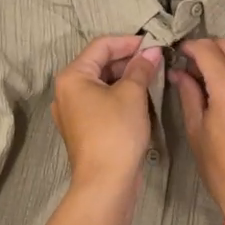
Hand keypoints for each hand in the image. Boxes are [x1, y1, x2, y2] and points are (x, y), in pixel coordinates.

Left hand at [51, 35, 162, 198]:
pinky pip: (102, 101)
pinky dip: (120, 95)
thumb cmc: (116, 132)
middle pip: (100, 63)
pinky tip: (141, 97)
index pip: (101, 45)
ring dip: (126, 77)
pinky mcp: (84, 128)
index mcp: (72, 76)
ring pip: (102, 83)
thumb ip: (141, 68)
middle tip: (156, 59)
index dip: (129, 41)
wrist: (105, 184)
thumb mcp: (132, 94)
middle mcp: (67, 91)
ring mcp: (73, 111)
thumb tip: (152, 52)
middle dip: (128, 59)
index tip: (154, 43)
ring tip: (152, 76)